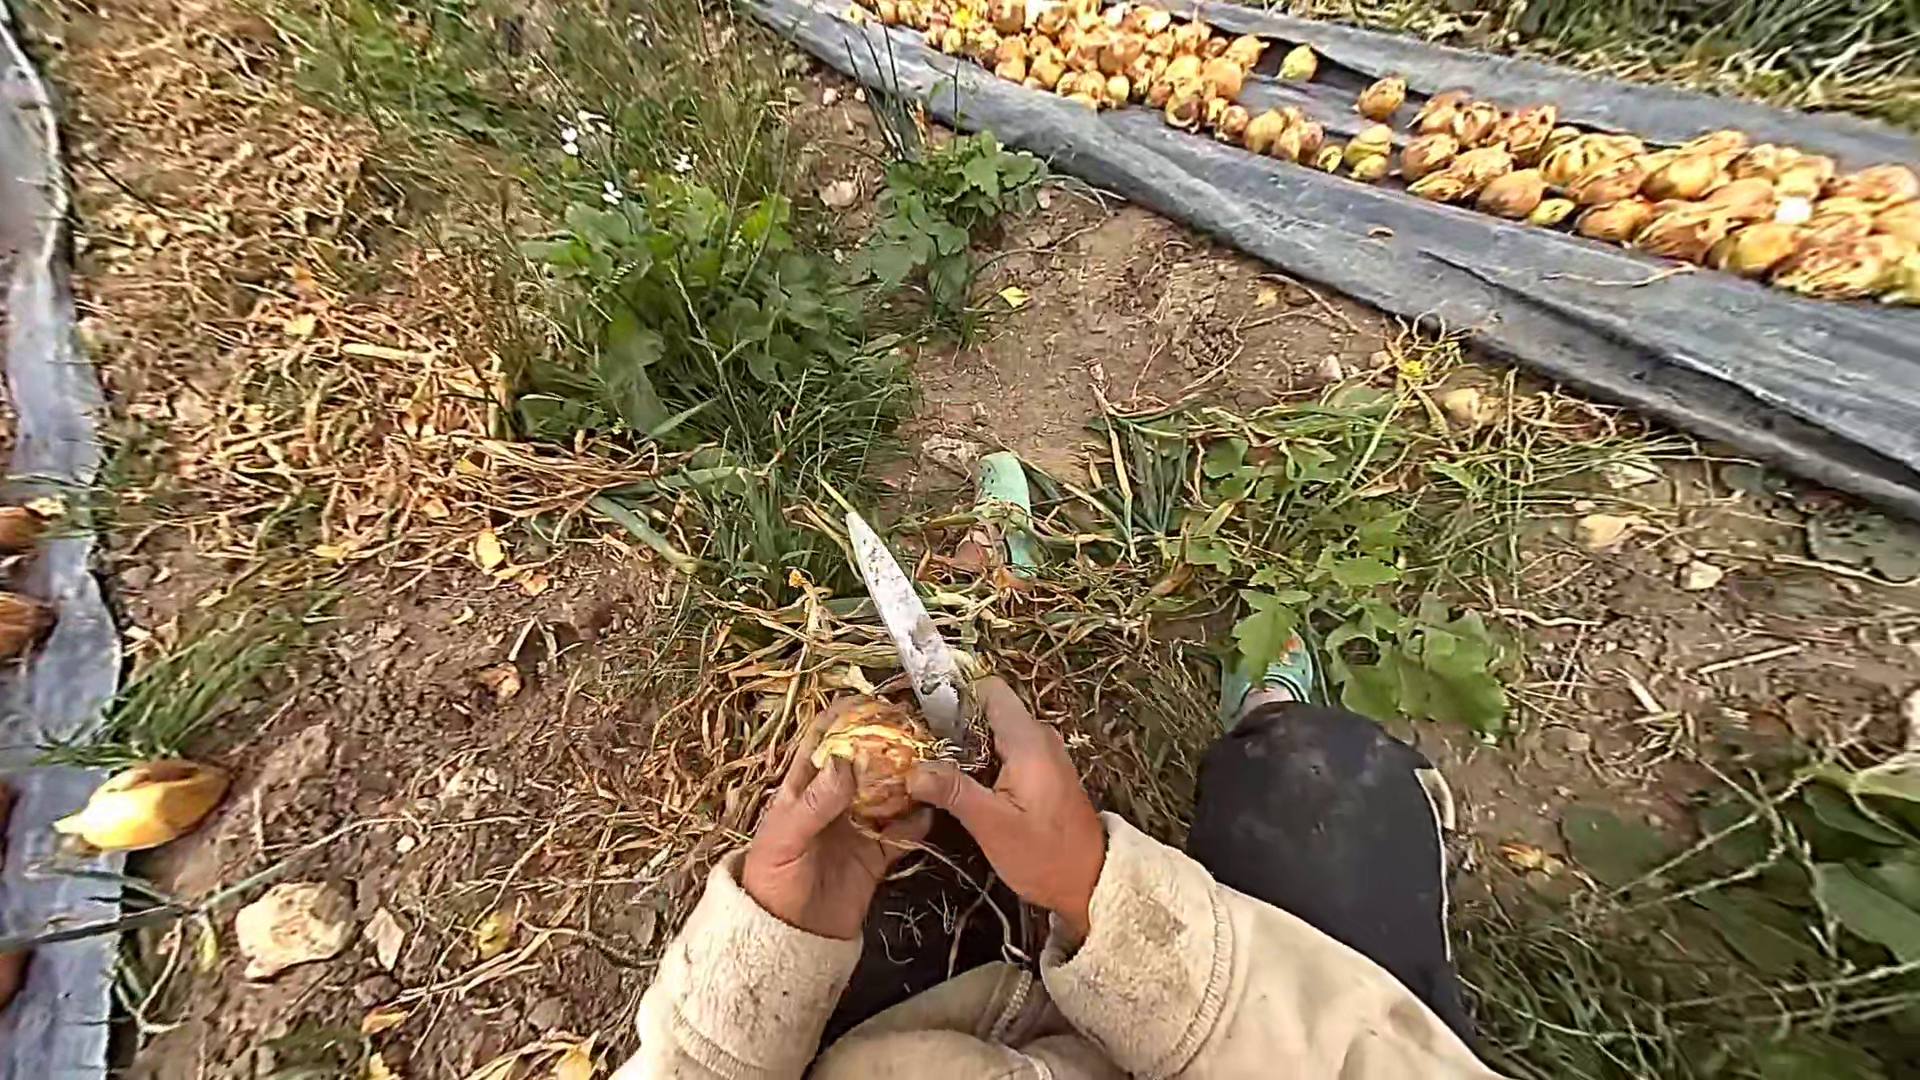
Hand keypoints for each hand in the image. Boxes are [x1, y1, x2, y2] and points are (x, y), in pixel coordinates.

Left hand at [741, 698, 930, 939]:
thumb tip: (846, 759)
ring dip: (907, 778)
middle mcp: (835, 800)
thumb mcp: (785, 838)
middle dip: (887, 743)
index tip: (871, 701)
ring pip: (888, 791)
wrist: (787, 944)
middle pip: (864, 760)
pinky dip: (918, 822)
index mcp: (805, 788)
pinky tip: (928, 812)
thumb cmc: (773, 882)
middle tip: (914, 730)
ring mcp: (858, 825)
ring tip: (929, 765)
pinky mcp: (876, 854)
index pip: (823, 740)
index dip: (844, 716)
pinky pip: (902, 832)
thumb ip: (815, 802)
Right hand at [908, 677, 1105, 940]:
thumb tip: (913, 770)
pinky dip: (985, 757)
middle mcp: (1039, 735)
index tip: (929, 718)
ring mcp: (1044, 750)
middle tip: (925, 749)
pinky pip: (1008, 746)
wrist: (1090, 883)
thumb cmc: (1044, 855)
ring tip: (937, 766)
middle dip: (957, 723)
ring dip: (968, 743)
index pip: (992, 689)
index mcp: (1028, 739)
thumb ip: (954, 791)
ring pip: (997, 728)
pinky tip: (966, 781)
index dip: (959, 695)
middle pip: (991, 708)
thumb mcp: (993, 826)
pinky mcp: (1044, 768)